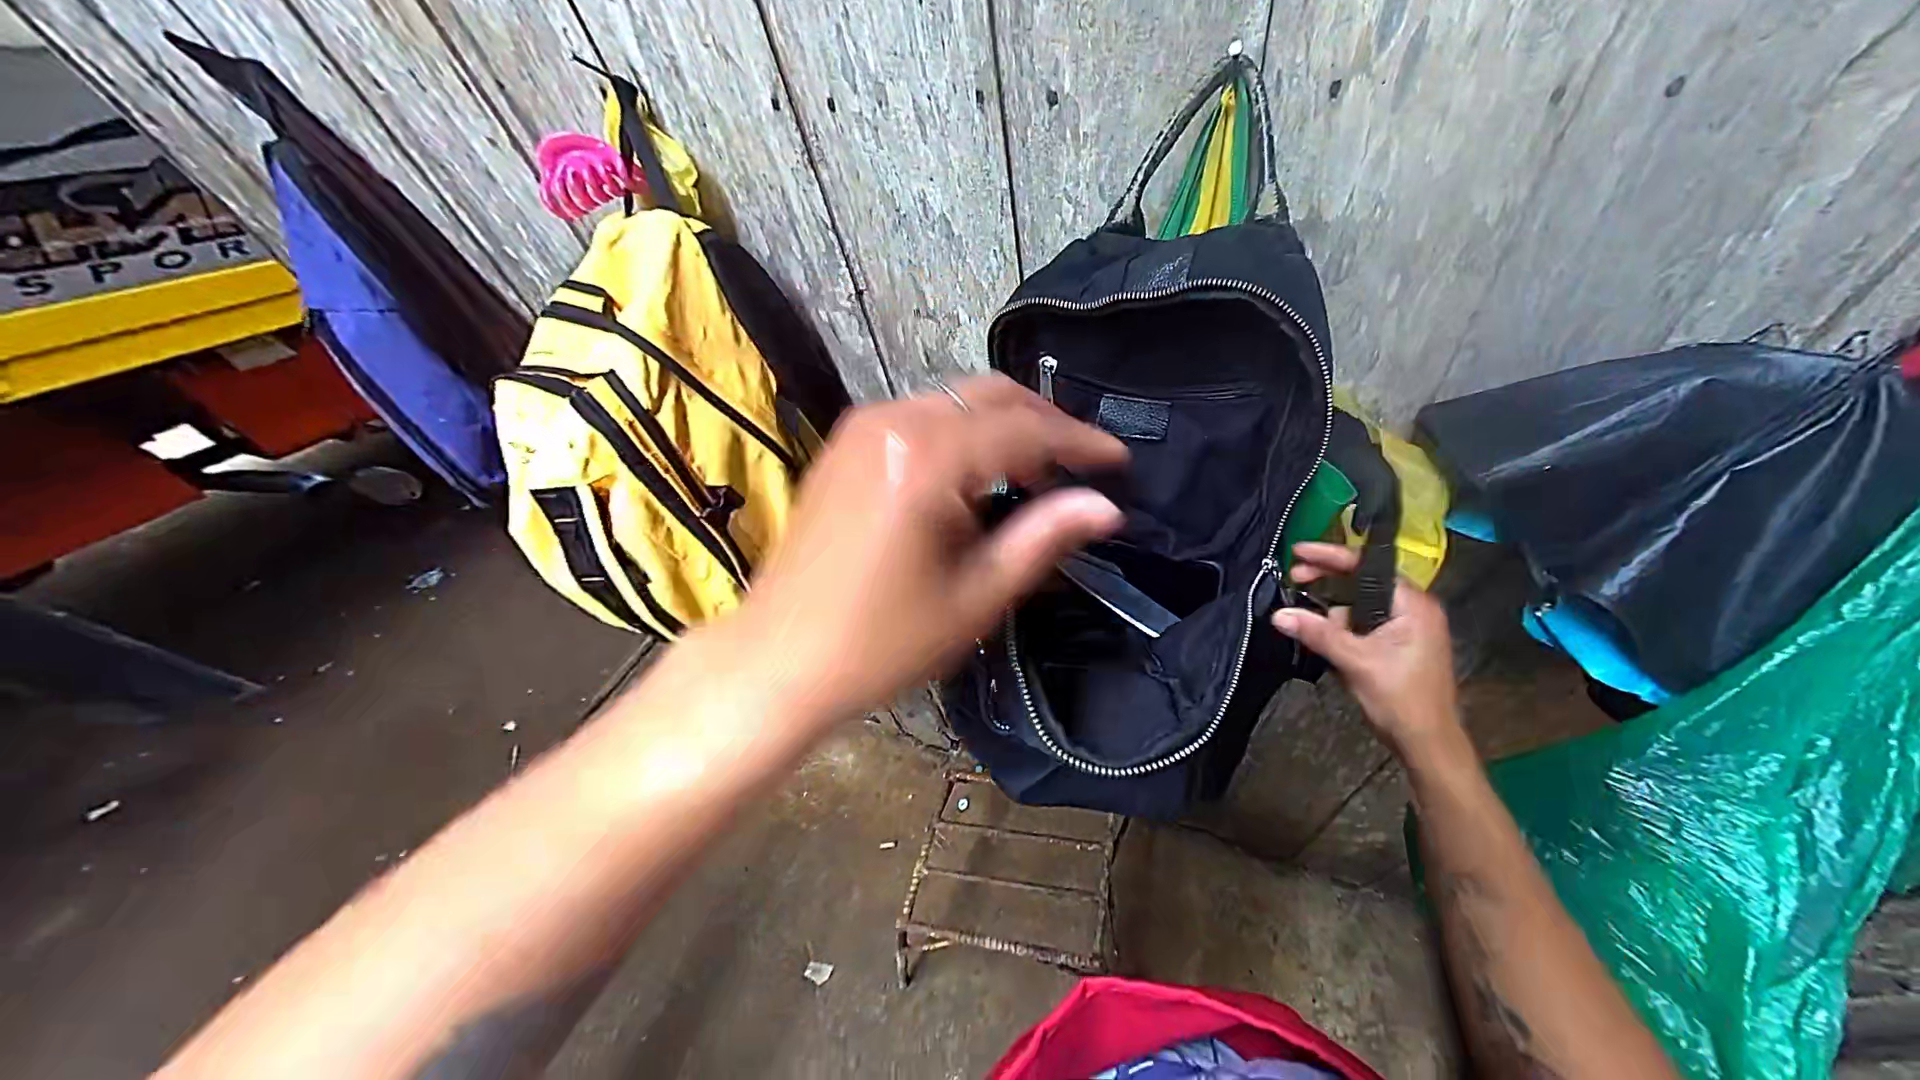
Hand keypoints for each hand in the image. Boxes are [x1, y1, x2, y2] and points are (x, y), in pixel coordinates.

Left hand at [733, 375, 1127, 722]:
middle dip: (1044, 424)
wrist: (779, 658)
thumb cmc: (880, 642)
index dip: (1079, 443)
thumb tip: (1105, 507)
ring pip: (955, 401)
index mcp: (926, 458)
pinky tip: (976, 477)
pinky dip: (961, 435)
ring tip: (1033, 479)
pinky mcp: (845, 444)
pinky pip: (921, 418)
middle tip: (1079, 467)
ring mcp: (861, 427)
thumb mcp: (974, 597)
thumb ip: (1043, 538)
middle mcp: (892, 422)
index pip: (1024, 429)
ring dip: (1003, 428)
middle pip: (990, 395)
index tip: (1118, 462)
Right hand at [1270, 542, 1460, 752]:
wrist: (1427, 743)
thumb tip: (1279, 614)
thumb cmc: (1400, 699)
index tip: (1299, 552)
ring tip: (1310, 625)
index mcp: (1412, 606)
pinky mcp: (1397, 644)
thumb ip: (1317, 633)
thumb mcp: (1355, 661)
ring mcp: (1407, 628)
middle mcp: (1413, 610)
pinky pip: (1362, 623)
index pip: (1367, 568)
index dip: (1331, 557)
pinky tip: (1325, 639)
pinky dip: (1341, 627)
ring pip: (1359, 605)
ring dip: (1332, 612)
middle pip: (1362, 582)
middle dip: (1327, 583)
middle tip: (1295, 580)